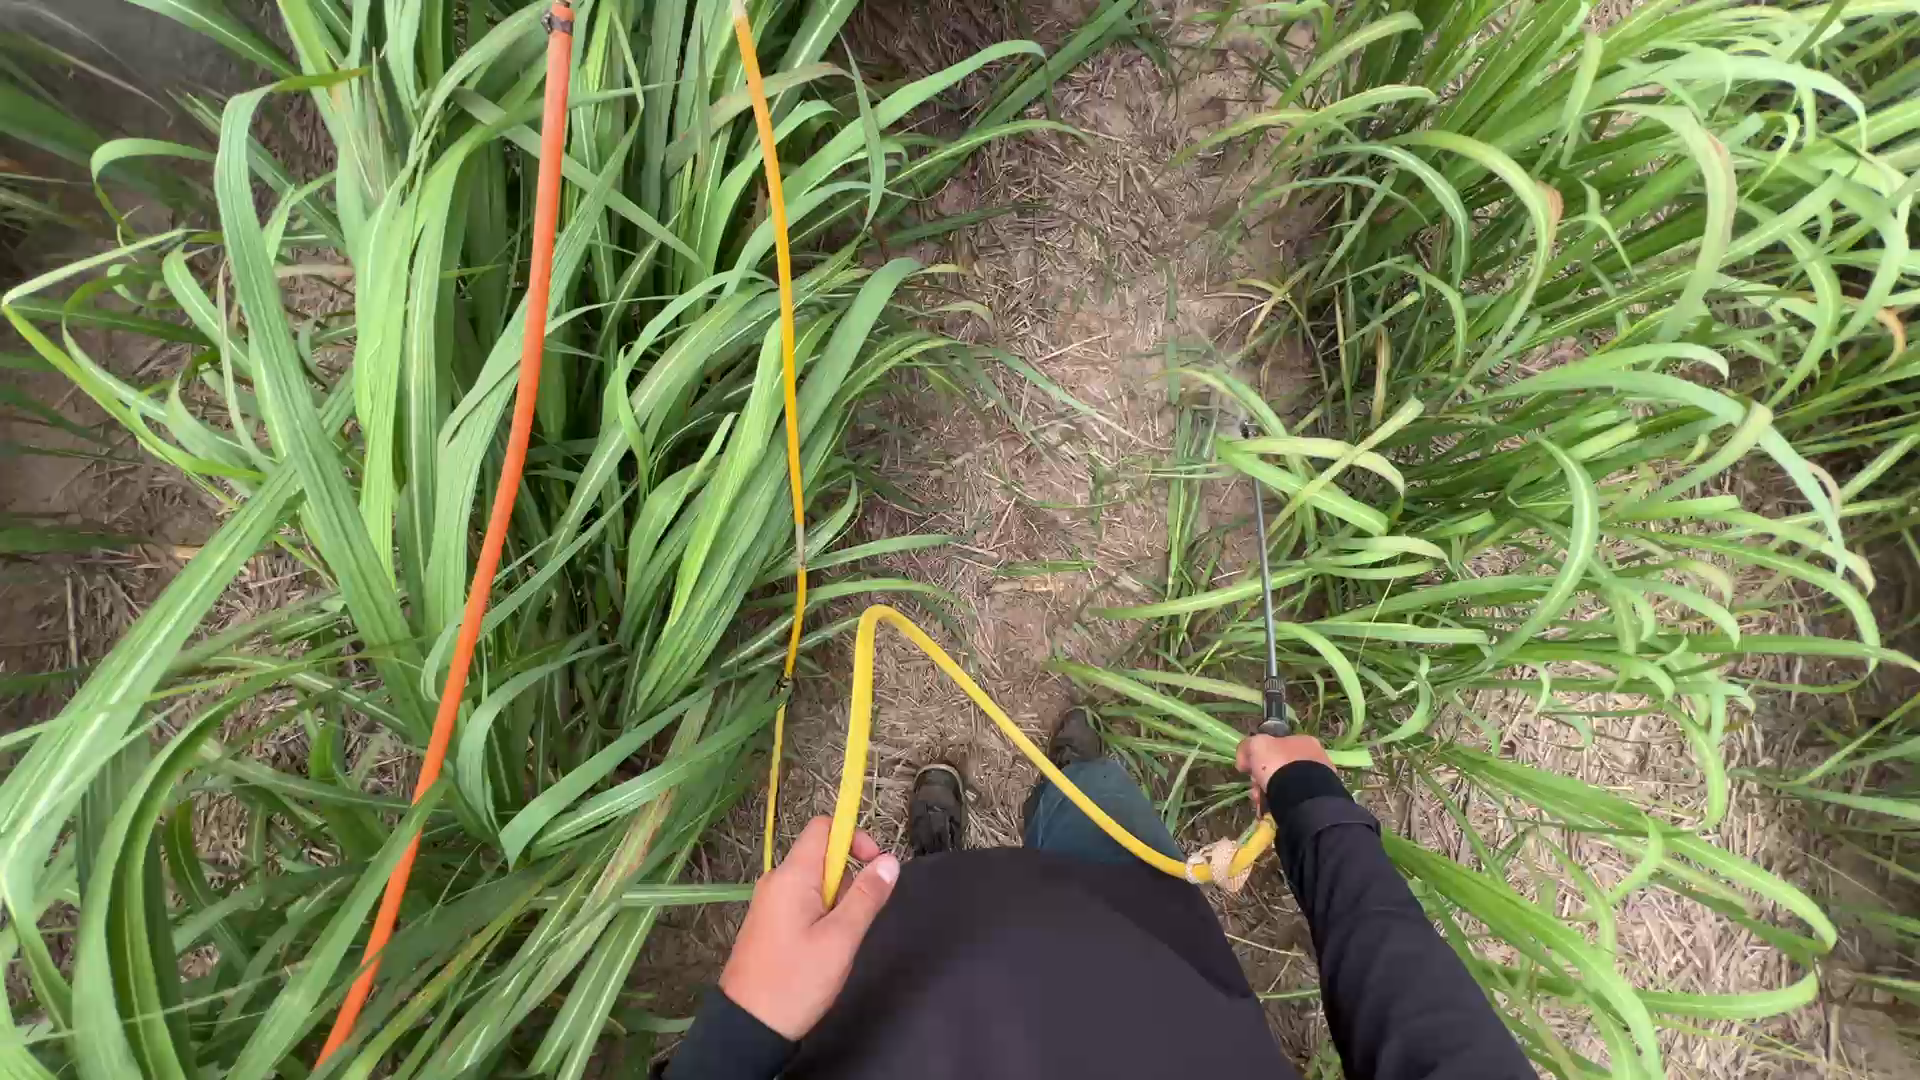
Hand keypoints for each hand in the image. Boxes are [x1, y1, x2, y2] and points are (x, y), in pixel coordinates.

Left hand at [719, 816, 899, 1039]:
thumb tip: (890, 861)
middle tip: (855, 917)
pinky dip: (819, 914)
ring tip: (837, 942)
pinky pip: (801, 901)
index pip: (823, 827)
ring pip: (814, 882)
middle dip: (847, 878)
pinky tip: (821, 949)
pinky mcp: (767, 922)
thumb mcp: (840, 939)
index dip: (854, 836)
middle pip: (822, 855)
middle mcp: (777, 880)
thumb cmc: (795, 981)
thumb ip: (866, 896)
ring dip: (835, 900)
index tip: (874, 865)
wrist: (745, 1029)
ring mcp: (769, 901)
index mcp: (793, 875)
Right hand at [1235, 734, 1332, 812]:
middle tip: (1254, 789)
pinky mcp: (1321, 798)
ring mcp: (1321, 778)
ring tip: (1261, 802)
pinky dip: (1284, 801)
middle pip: (1280, 766)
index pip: (1276, 746)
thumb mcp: (1255, 746)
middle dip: (1263, 778)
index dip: (1259, 757)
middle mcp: (1316, 757)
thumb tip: (1244, 762)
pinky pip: (1296, 797)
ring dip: (1270, 791)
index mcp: (1303, 740)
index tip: (1249, 770)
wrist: (1302, 796)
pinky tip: (1275, 807)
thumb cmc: (1279, 764)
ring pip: (1287, 783)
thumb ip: (1246, 748)